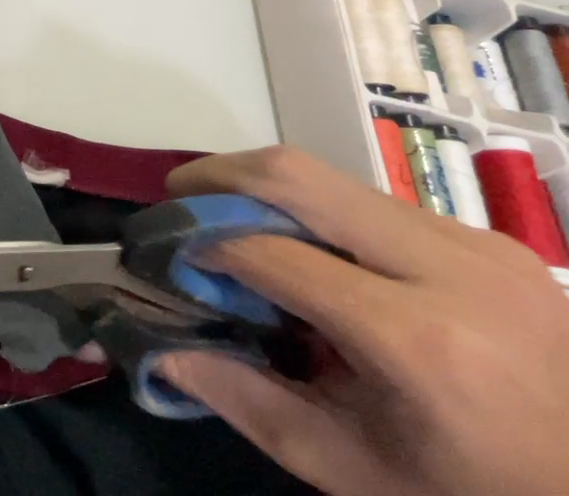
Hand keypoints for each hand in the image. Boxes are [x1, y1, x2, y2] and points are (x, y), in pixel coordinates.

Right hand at [159, 147, 568, 495]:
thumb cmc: (472, 493)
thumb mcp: (345, 466)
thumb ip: (237, 395)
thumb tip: (150, 341)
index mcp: (417, 339)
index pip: (262, 251)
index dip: (192, 245)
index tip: (156, 256)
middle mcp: (454, 271)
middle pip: (296, 177)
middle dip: (214, 179)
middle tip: (175, 202)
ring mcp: (481, 246)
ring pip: (331, 177)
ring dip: (264, 193)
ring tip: (232, 227)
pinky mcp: (491, 241)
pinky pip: (372, 199)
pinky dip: (315, 210)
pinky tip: (306, 252)